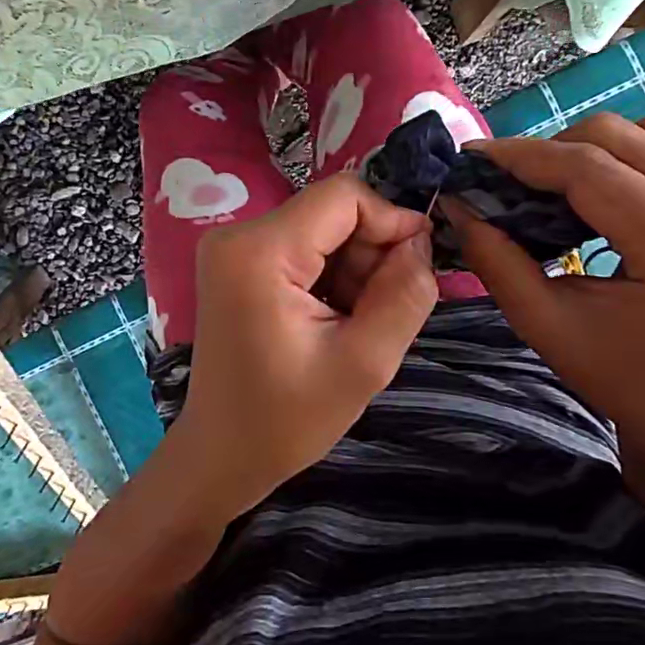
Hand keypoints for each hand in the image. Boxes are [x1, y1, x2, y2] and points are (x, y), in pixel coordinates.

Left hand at [178, 172, 439, 512]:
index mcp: (258, 251)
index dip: (391, 221)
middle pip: (330, 212)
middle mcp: (236, 234)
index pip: (343, 196)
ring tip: (350, 325)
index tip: (418, 270)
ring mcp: (230, 247)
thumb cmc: (286, 418)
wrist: (223, 448)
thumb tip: (422, 239)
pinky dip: (327, 275)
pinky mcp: (234, 263)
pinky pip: (299, 246)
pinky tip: (328, 320)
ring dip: (351, 269)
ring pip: (319, 229)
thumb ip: (404, 294)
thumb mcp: (365, 362)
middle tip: (378, 314)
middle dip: (369, 254)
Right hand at [444, 109, 644, 455]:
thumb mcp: (538, 320)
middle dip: (548, 152)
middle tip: (507, 185)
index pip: (593, 171)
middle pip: (619, 138)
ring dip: (588, 147)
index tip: (472, 161)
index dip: (524, 157)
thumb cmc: (610, 368)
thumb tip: (456, 200)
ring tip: (556, 185)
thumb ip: (493, 256)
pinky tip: (614, 174)